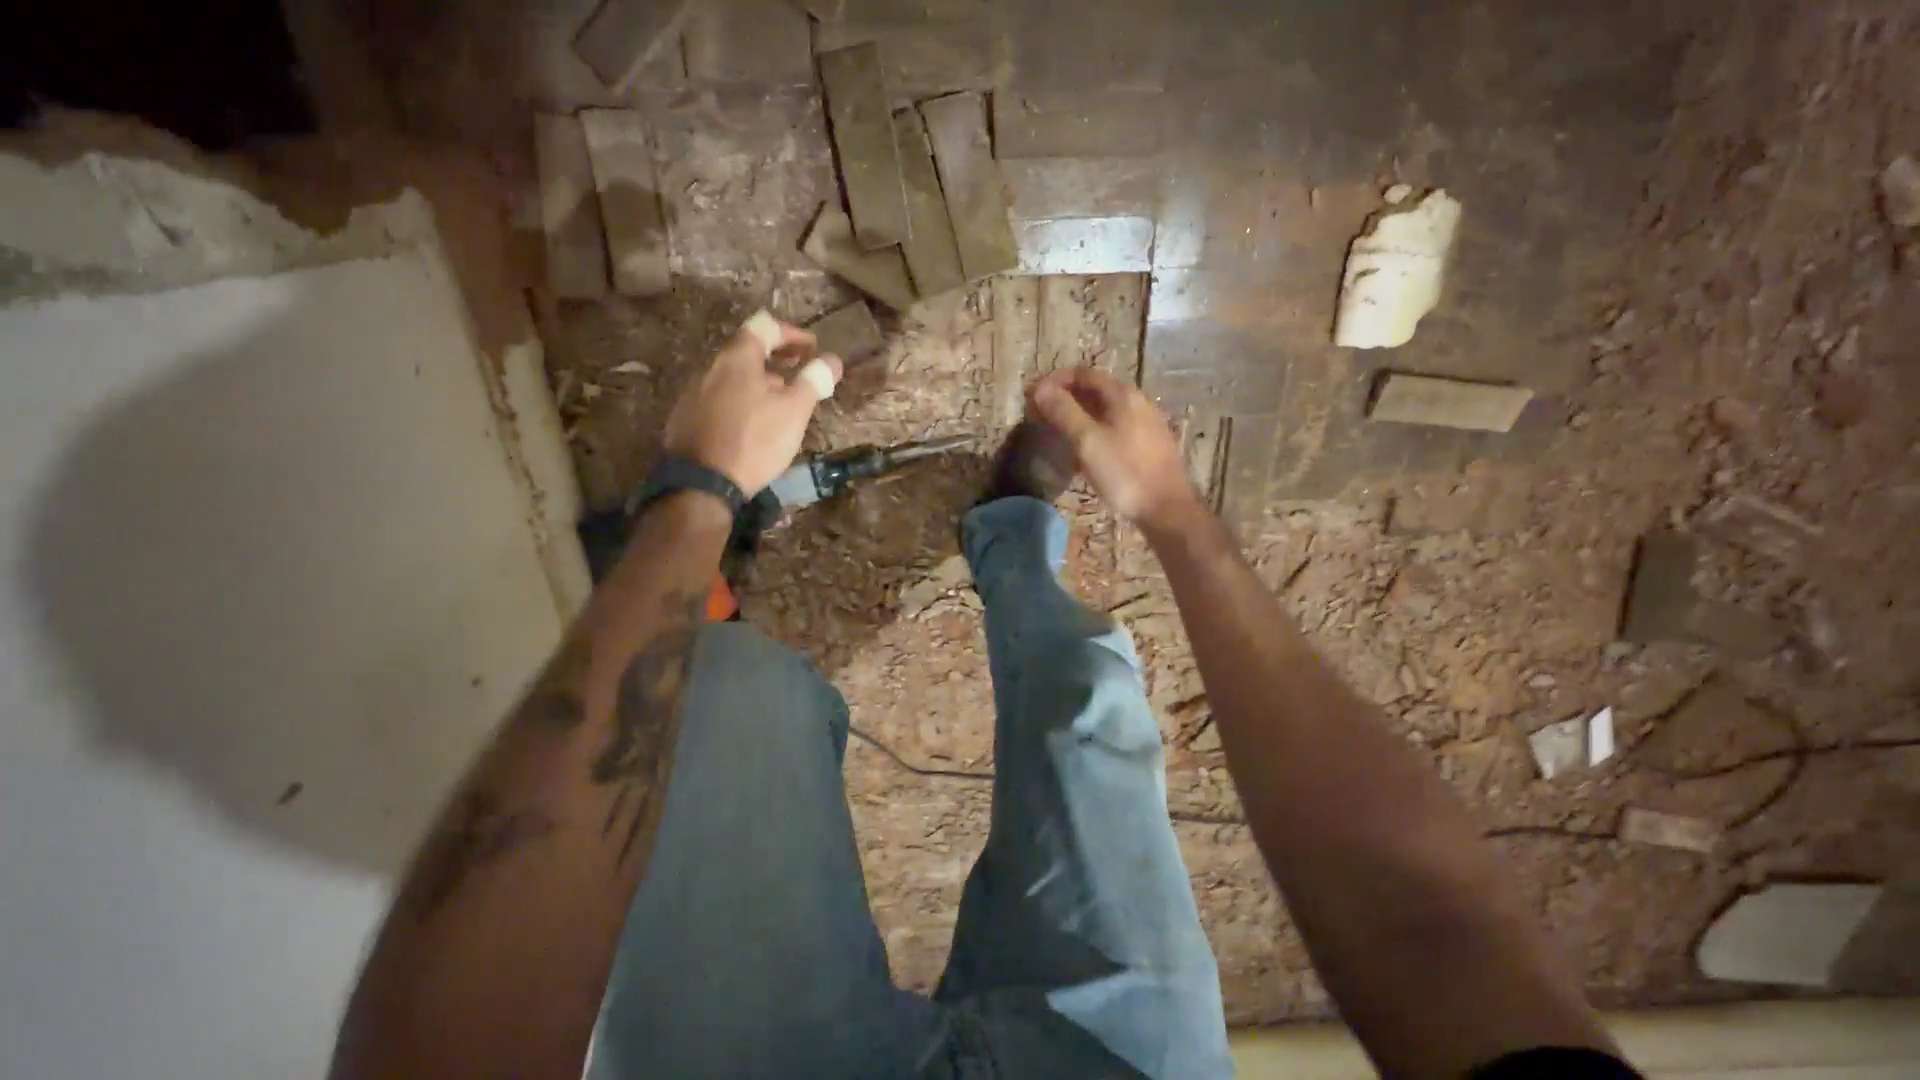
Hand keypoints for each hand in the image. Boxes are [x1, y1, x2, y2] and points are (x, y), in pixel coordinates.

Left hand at [662, 312, 842, 492]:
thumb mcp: (794, 411)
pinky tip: (752, 423)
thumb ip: (813, 381)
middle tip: (800, 371)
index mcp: (737, 358)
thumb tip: (832, 360)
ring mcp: (694, 393)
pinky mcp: (686, 418)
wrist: (701, 484)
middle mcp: (711, 367)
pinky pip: (720, 398)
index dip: (793, 333)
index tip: (813, 349)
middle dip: (777, 358)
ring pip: (733, 376)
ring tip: (780, 401)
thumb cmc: (754, 440)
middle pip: (747, 350)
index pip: (765, 326)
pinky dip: (741, 400)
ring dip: (759, 381)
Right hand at [1029, 368, 1202, 530]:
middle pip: (1095, 390)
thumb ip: (1063, 412)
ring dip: (1079, 416)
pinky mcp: (1149, 444)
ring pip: (1105, 410)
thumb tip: (1040, 388)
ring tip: (1058, 434)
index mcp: (1122, 395)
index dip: (1055, 380)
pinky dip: (1094, 431)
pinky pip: (1115, 428)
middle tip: (1041, 416)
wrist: (1167, 509)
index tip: (1033, 396)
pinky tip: (1085, 452)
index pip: (1083, 373)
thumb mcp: (1087, 441)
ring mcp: (1146, 423)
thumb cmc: (1125, 473)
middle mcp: (1137, 401)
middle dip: (1065, 398)